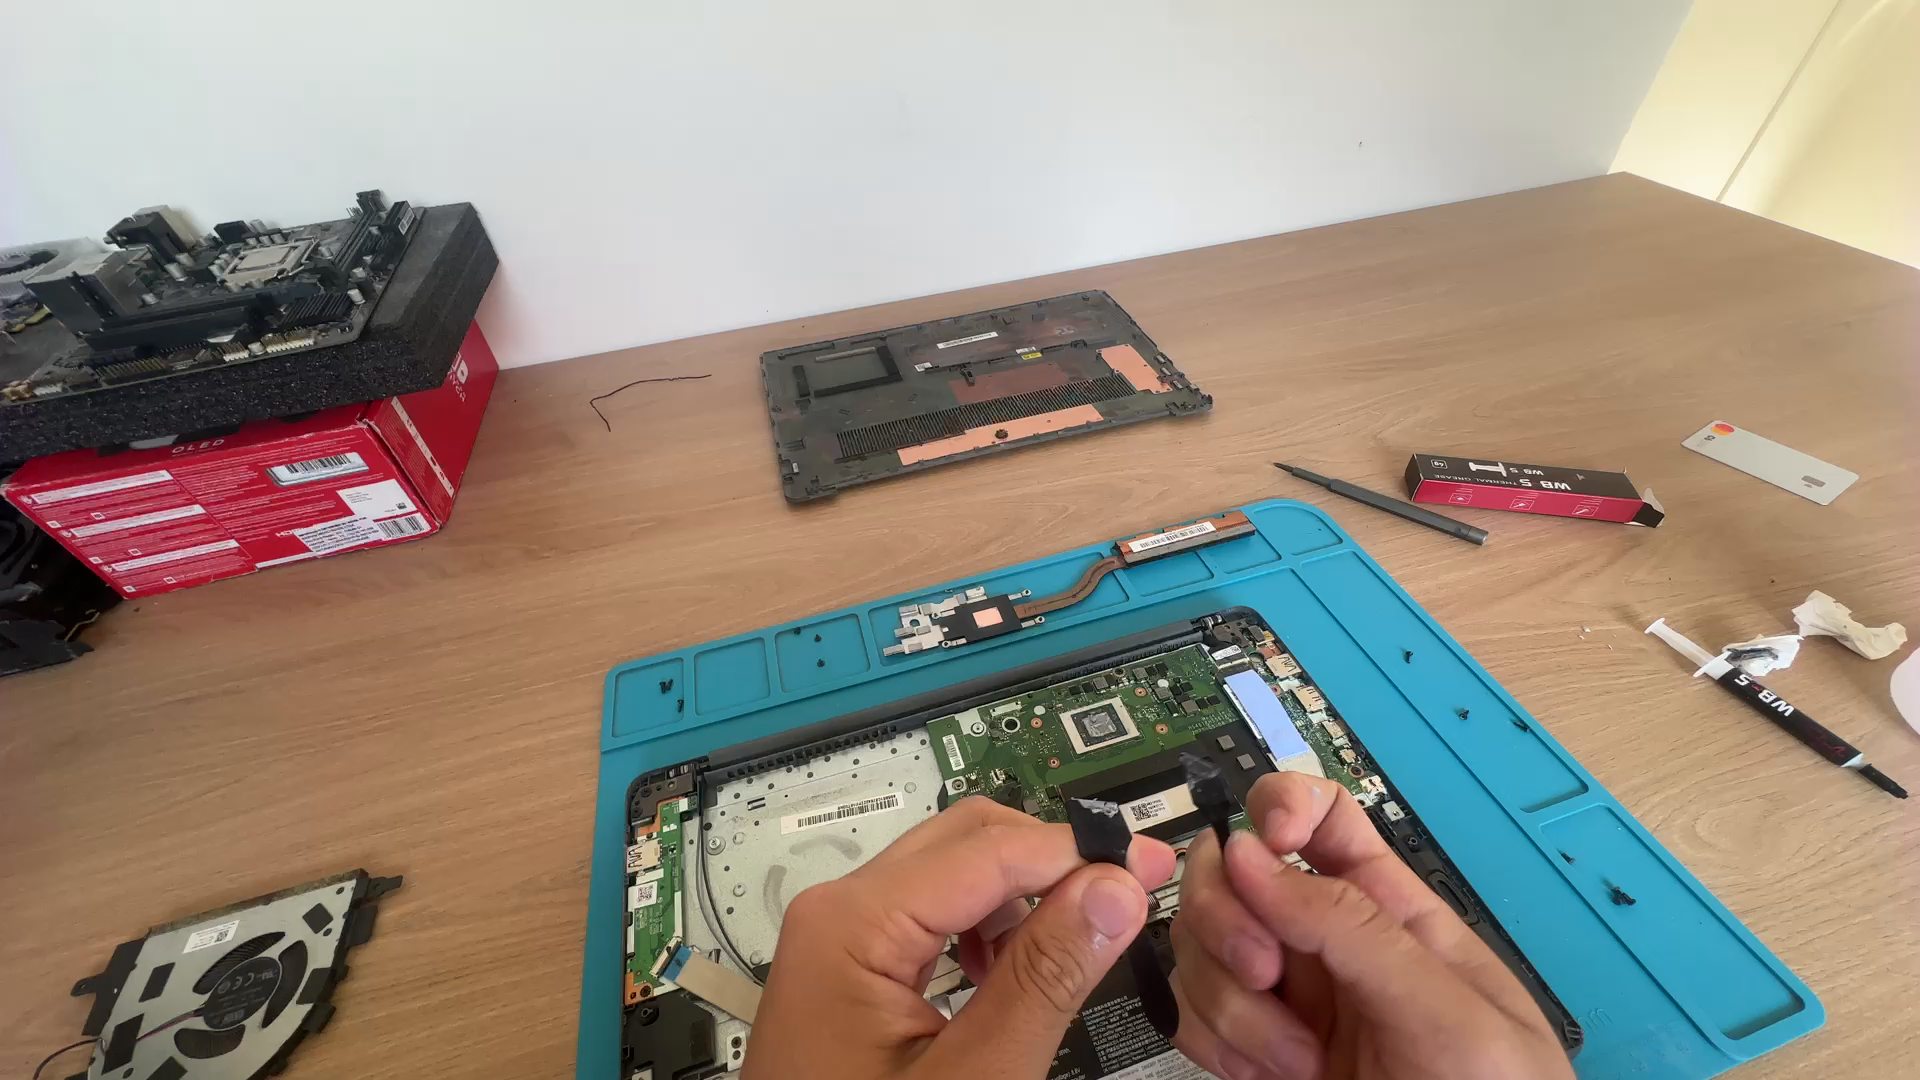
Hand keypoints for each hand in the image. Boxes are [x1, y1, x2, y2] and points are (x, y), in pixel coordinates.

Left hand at [744, 796, 1176, 1079]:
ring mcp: (840, 930)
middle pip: (964, 839)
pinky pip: (930, 908)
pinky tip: (1007, 971)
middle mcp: (840, 905)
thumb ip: (1043, 980)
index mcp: (852, 920)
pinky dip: (984, 923)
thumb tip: (1114, 890)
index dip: (1075, 850)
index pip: (986, 850)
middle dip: (1048, 858)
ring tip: (1068, 945)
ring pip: (951, 867)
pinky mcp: (851, 958)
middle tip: (1122, 894)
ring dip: (1019, 891)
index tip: (1151, 862)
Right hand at [1171, 772, 1573, 1079]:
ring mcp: (1275, 988)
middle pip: (1229, 864)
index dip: (1280, 802)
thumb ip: (1353, 928)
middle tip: (1264, 973)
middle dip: (1226, 911)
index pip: (1320, 812)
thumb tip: (1245, 853)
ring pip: (1197, 934)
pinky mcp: (1240, 1040)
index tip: (1263, 842)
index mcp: (1382, 907)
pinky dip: (1209, 1036)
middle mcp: (1317, 934)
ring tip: (1294, 1062)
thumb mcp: (1454, 1023)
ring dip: (1228, 997)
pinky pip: (1184, 1002)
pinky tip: (1259, 1076)